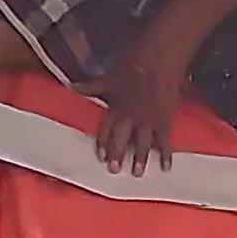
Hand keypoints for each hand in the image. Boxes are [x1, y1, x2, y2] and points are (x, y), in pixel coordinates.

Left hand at [82, 58, 185, 176]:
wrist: (157, 63)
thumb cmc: (132, 68)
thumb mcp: (108, 77)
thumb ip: (91, 86)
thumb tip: (71, 87)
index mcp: (116, 108)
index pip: (107, 129)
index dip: (104, 143)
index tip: (101, 157)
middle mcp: (130, 118)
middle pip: (122, 140)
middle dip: (117, 155)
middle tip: (114, 171)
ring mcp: (148, 123)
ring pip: (142, 144)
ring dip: (139, 159)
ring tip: (136, 174)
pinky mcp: (164, 124)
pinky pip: (164, 143)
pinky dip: (165, 155)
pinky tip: (166, 168)